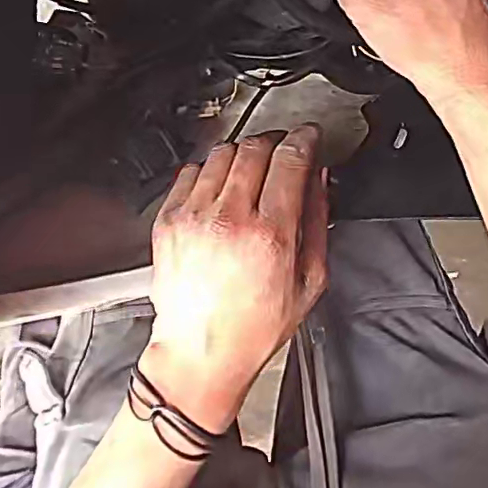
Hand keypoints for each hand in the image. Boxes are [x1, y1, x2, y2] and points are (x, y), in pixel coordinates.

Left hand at [143, 126, 329, 431]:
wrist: (200, 351)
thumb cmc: (253, 326)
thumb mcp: (308, 281)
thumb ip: (317, 222)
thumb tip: (318, 180)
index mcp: (269, 234)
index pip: (290, 159)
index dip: (304, 139)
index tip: (309, 137)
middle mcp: (228, 218)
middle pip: (256, 148)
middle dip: (276, 142)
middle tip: (284, 152)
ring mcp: (193, 216)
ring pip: (222, 153)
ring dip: (244, 154)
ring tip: (252, 172)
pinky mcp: (169, 219)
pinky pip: (191, 171)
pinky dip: (211, 171)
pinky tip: (220, 189)